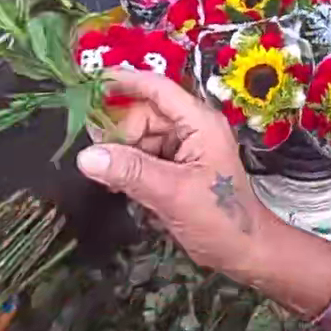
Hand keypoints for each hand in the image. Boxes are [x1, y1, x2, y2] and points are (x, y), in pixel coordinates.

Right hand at [75, 68, 267, 272]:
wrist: (243, 248)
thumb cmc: (219, 216)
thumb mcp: (173, 193)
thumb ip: (131, 172)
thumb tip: (86, 154)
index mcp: (200, 122)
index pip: (159, 89)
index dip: (126, 81)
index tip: (88, 82)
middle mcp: (193, 128)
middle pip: (144, 115)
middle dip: (119, 134)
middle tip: (99, 163)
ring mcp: (186, 147)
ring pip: (141, 137)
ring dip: (123, 155)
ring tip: (113, 183)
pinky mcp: (178, 167)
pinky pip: (145, 156)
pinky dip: (129, 168)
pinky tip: (122, 189)